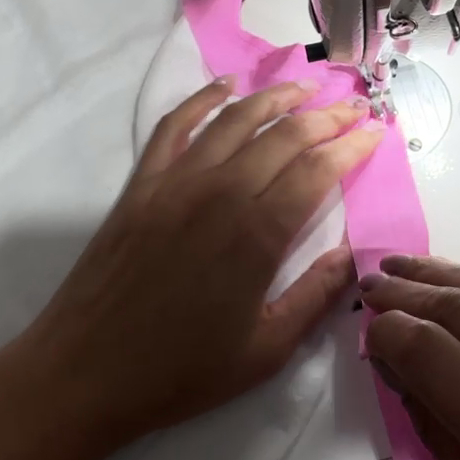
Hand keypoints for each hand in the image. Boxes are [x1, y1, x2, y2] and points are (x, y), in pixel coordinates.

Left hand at [15, 77, 380, 448]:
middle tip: (355, 107)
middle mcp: (221, 192)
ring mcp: (177, 181)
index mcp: (256, 234)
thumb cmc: (179, 370)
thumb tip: (354, 255)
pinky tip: (225, 86)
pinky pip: (175, 124)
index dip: (351, 146)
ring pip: (236, 119)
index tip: (376, 132)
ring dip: (276, 96)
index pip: (317, 170)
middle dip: (328, 116)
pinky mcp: (142, 182)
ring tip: (306, 86)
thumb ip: (316, 297)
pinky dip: (202, 98)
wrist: (83, 373)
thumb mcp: (265, 351)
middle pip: (285, 135)